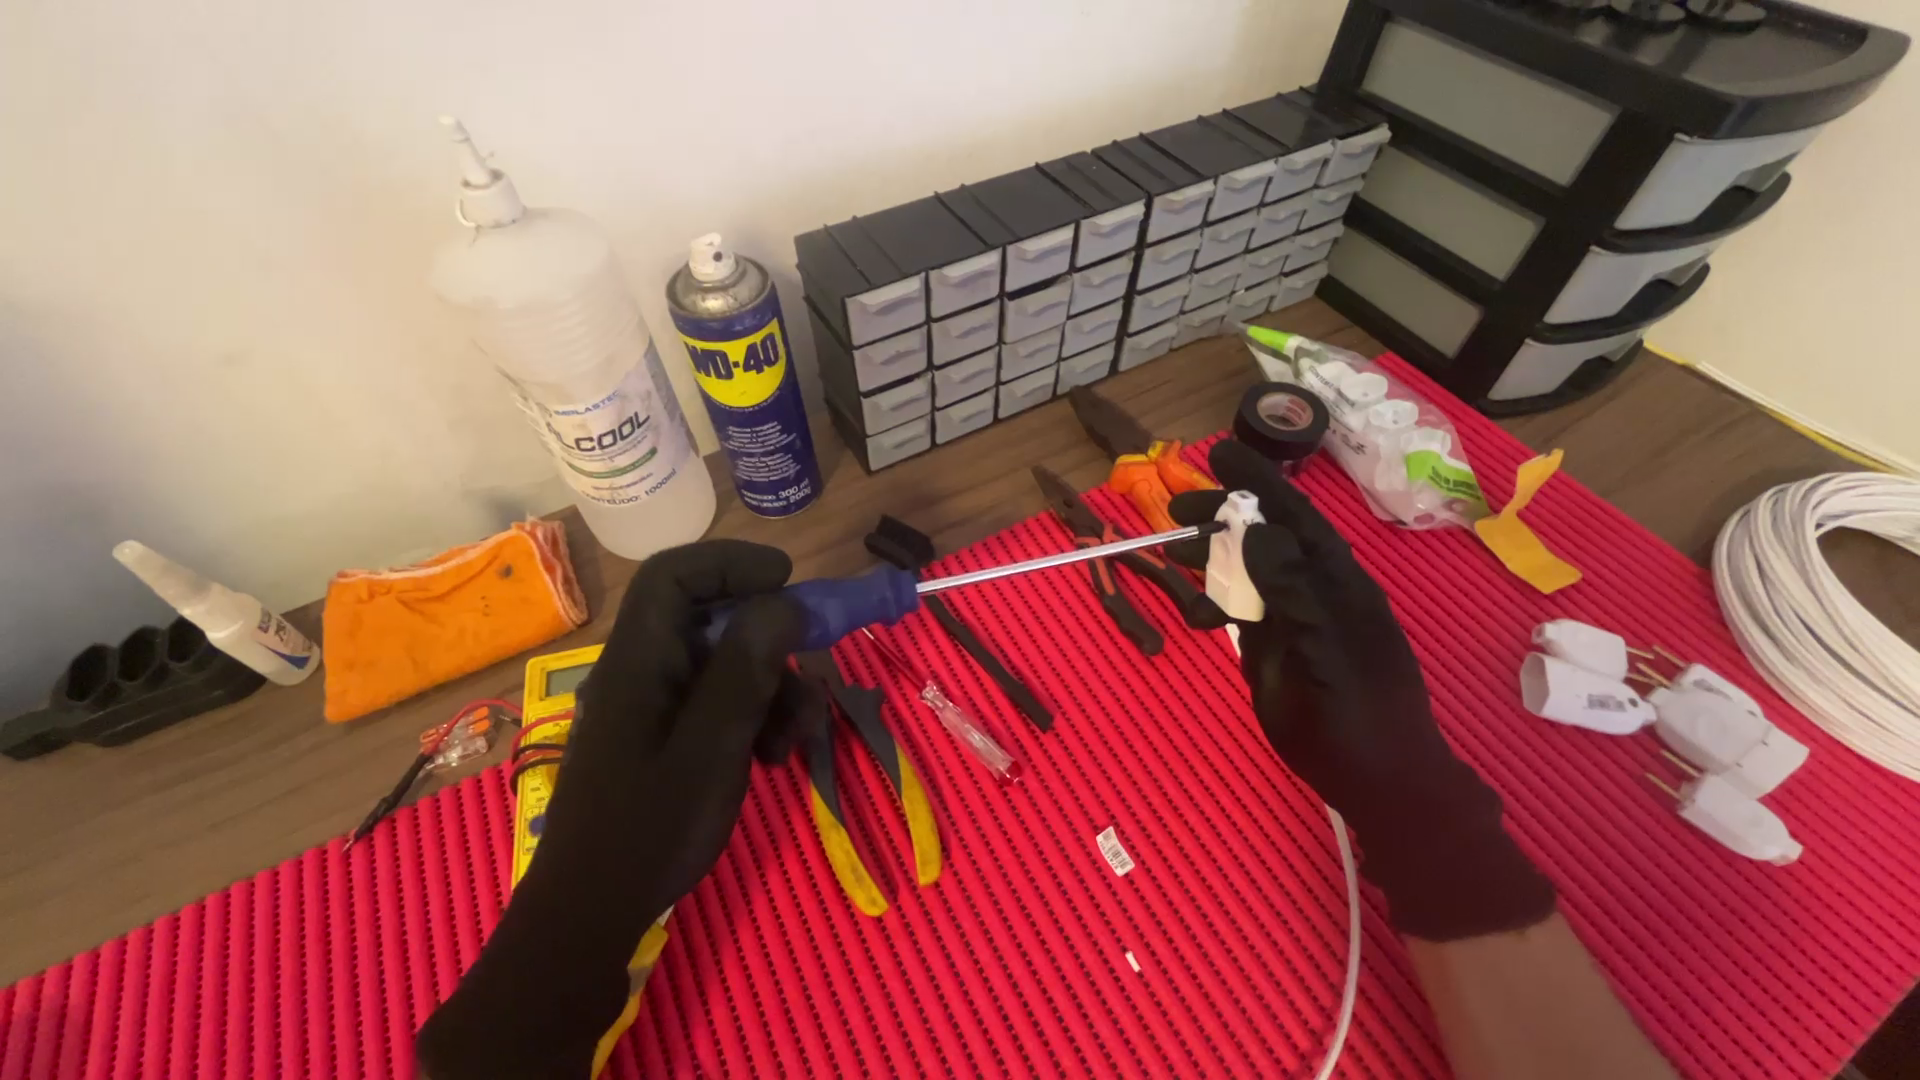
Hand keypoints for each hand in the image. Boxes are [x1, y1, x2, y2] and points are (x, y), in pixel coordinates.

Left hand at [417, 540, 810, 1078]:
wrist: (592, 916)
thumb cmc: (647, 829)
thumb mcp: (709, 748)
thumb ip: (744, 670)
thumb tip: (784, 603)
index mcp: (638, 661)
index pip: (675, 576)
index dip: (731, 564)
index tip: (788, 582)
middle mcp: (645, 671)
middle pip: (713, 620)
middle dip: (771, 641)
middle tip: (814, 663)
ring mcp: (657, 706)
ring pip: (727, 665)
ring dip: (773, 689)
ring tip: (797, 738)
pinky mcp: (669, 736)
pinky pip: (721, 703)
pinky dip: (757, 718)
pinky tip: (775, 756)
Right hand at [1169, 440, 1554, 941]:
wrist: (1375, 780)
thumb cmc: (1355, 718)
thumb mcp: (1323, 651)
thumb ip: (1292, 590)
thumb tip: (1262, 528)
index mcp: (1336, 582)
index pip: (1293, 516)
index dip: (1258, 481)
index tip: (1219, 451)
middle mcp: (1314, 590)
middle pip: (1264, 538)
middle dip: (1222, 518)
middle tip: (1175, 511)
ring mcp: (1295, 618)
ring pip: (1247, 572)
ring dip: (1211, 559)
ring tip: (1173, 555)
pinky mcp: (1277, 647)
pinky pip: (1241, 611)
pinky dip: (1215, 606)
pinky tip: (1196, 619)